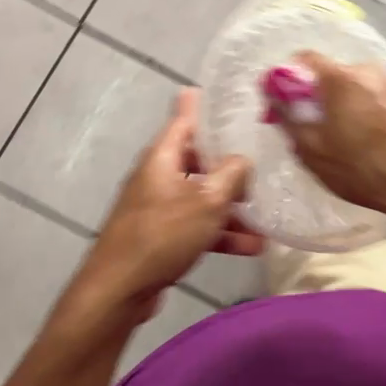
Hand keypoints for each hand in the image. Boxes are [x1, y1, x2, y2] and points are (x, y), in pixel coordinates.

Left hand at [70, 89, 259, 324]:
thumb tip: (242, 158)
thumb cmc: (162, 234)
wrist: (119, 290)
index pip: (184, 120)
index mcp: (163, 157)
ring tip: (266, 220)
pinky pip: (197, 226)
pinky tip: (251, 247)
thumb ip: (230, 173)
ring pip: (202, 198)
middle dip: (231, 166)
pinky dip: (220, 233)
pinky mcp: (160, 237)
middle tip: (263, 165)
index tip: (222, 95)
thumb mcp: (206, 200)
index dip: (202, 106)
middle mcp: (158, 176)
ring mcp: (158, 208)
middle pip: (199, 161)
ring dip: (232, 208)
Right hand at [275, 52, 385, 223]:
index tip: (284, 101)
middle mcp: (366, 70)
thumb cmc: (361, 168)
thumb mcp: (313, 150)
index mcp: (339, 77)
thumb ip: (289, 118)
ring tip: (341, 136)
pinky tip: (366, 138)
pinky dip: (364, 109)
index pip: (304, 58)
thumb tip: (275, 97)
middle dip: (317, 95)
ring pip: (354, 86)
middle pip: (331, 74)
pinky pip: (374, 97)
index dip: (289, 77)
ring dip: (343, 103)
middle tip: (311, 125)